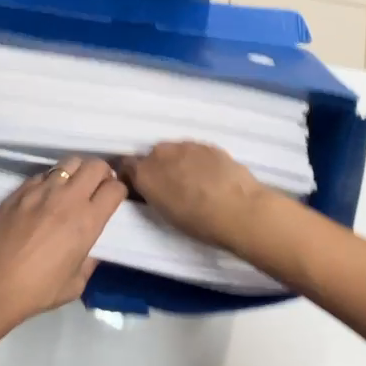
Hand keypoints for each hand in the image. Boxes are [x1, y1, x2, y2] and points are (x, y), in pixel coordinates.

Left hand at [0, 157, 125, 322]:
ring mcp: (41, 190)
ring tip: (73, 186)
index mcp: (87, 221)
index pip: (115, 188)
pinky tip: (46, 196)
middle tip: (98, 186)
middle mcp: (67, 198)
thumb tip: (91, 247)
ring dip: (77, 171)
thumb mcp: (77, 282)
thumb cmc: (39, 289)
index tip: (114, 199)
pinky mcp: (19, 190)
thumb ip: (90, 259)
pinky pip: (43, 174)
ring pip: (69, 162)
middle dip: (102, 173)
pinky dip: (51, 180)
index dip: (119, 190)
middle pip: (95, 165)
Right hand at [115, 142, 275, 254]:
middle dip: (158, 168)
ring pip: (175, 152)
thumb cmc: (198, 221)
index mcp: (144, 172)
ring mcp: (186, 146)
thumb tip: (152, 186)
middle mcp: (161, 153)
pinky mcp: (208, 145)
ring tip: (194, 181)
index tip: (140, 186)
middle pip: (152, 156)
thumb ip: (153, 192)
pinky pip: (195, 152)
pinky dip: (198, 161)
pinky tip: (211, 176)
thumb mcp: (164, 212)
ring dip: (179, 162)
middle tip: (170, 186)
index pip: (126, 165)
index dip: (133, 175)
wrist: (239, 210)